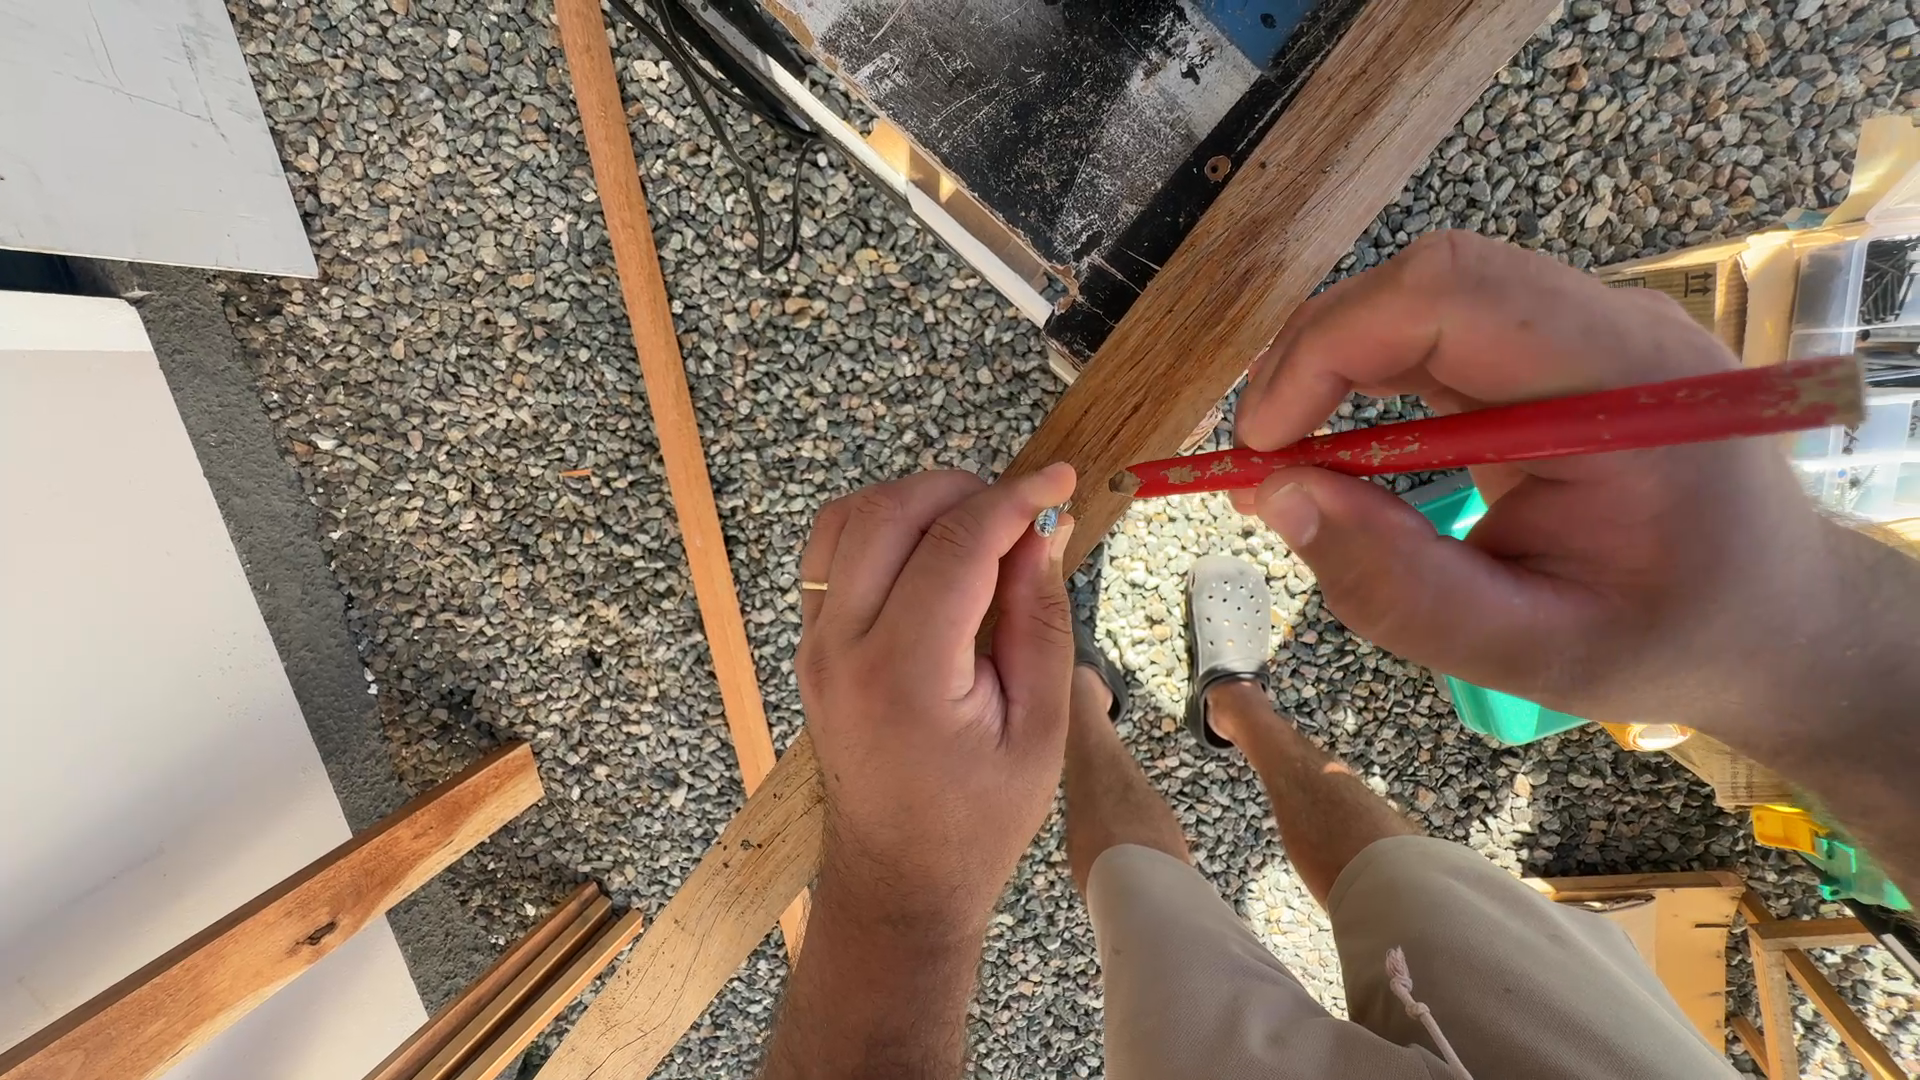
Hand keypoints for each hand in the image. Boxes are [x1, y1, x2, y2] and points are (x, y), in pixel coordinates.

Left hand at [796, 466, 1077, 937]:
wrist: (896, 877)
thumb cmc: (979, 818)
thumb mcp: (1039, 727)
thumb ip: (1038, 618)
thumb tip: (1041, 530)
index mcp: (905, 673)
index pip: (956, 545)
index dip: (1015, 499)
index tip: (1061, 480)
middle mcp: (842, 646)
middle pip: (890, 513)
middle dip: (963, 489)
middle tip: (1019, 508)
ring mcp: (815, 643)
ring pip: (848, 519)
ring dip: (915, 500)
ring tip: (975, 523)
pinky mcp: (810, 645)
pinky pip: (831, 552)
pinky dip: (881, 526)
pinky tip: (928, 550)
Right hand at [1231, 231, 1853, 736]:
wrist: (1764, 616)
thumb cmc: (1662, 638)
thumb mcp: (1524, 651)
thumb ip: (1397, 586)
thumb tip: (1274, 496)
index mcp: (1619, 383)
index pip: (1443, 295)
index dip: (1324, 353)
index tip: (1263, 451)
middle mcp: (1596, 327)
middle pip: (1412, 285)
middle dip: (1304, 364)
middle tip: (1256, 464)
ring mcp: (1565, 332)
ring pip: (1402, 304)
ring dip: (1315, 374)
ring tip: (1279, 462)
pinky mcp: (1531, 355)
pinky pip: (1414, 336)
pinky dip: (1344, 383)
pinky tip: (1324, 447)